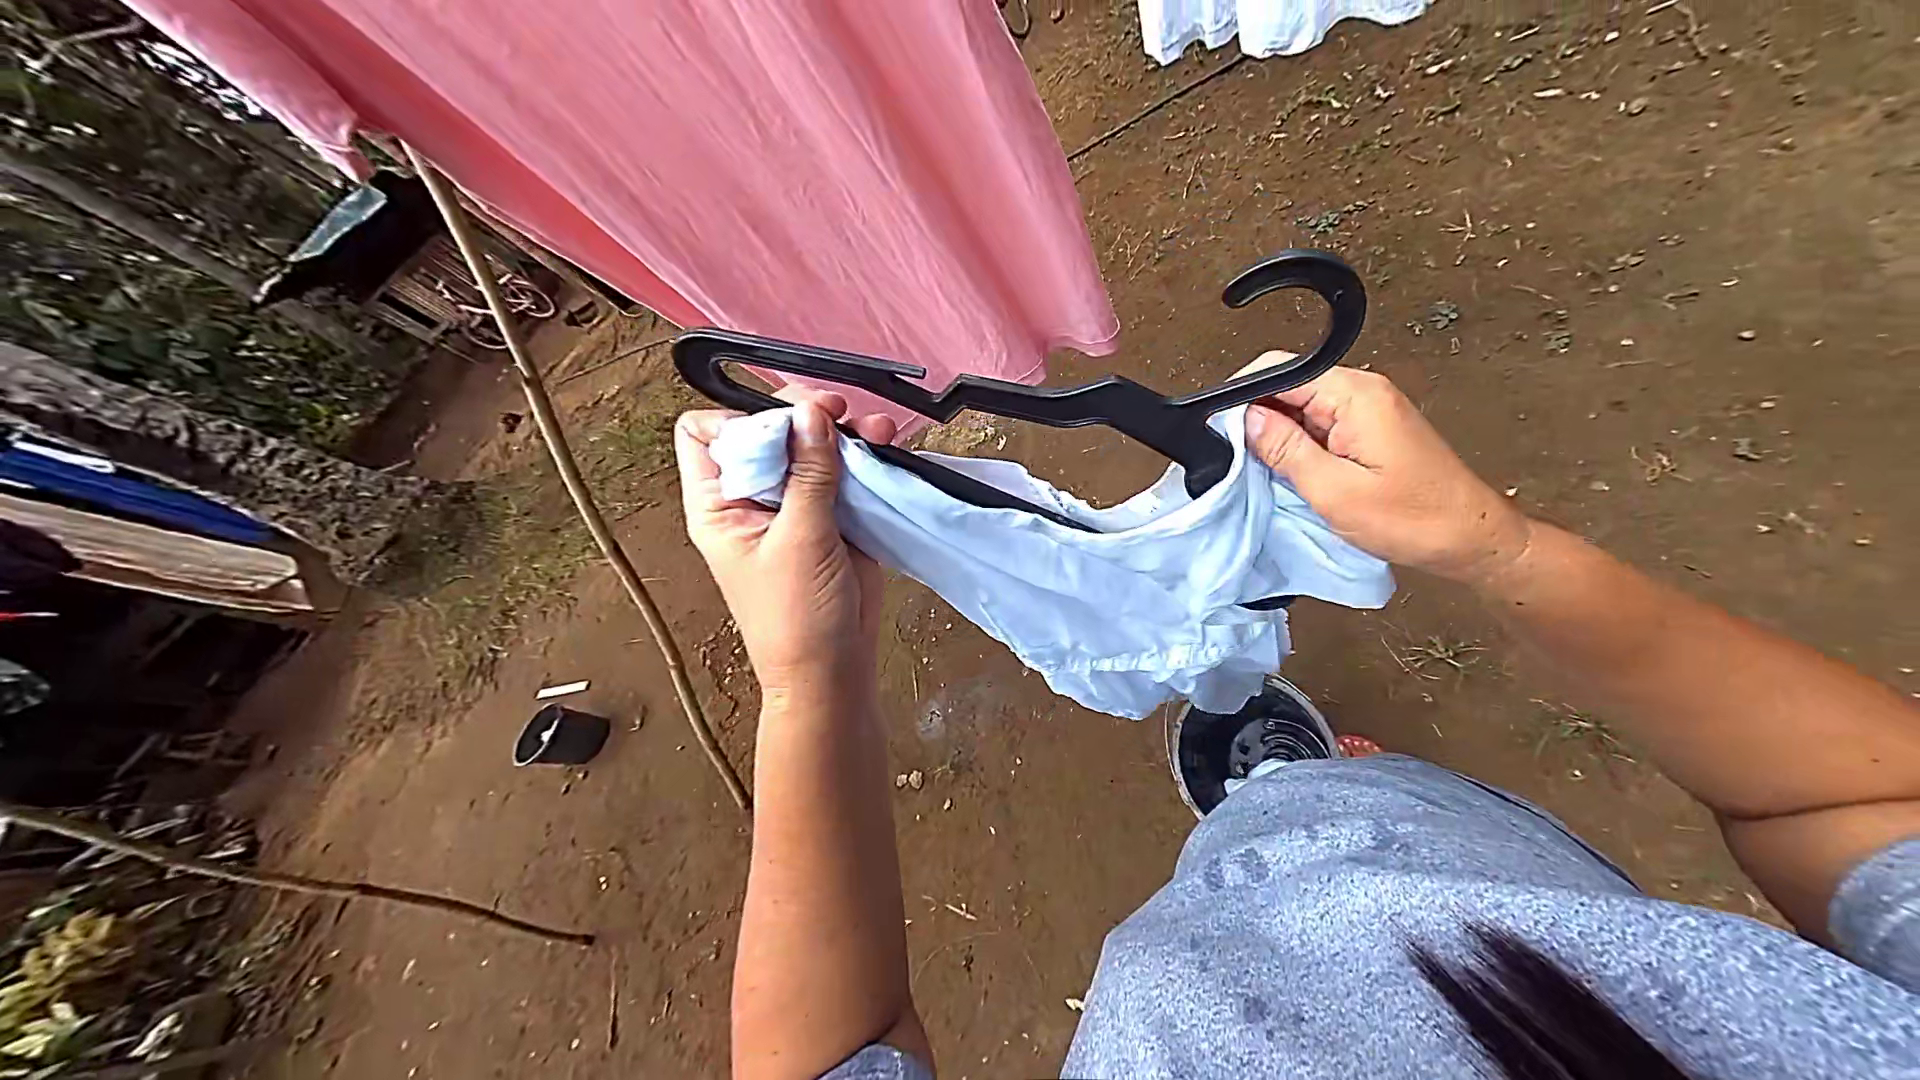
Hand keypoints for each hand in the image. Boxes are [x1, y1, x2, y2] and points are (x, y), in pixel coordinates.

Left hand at [674, 388, 898, 701]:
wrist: (834, 667)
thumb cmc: (796, 620)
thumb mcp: (800, 541)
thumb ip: (809, 475)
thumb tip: (811, 414)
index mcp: (720, 505)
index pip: (709, 435)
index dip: (743, 421)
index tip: (786, 427)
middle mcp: (754, 500)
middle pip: (768, 433)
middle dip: (802, 418)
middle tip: (835, 413)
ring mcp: (795, 507)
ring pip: (811, 449)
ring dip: (841, 434)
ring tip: (872, 430)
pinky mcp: (832, 517)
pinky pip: (844, 474)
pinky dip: (863, 458)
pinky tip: (882, 446)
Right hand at [1240, 355, 1532, 585]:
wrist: (1468, 539)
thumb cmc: (1414, 519)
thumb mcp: (1334, 490)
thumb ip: (1285, 449)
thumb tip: (1246, 418)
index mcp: (1356, 396)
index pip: (1280, 370)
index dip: (1243, 396)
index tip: (1223, 430)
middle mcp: (1361, 392)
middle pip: (1285, 385)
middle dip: (1256, 418)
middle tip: (1245, 459)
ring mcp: (1363, 409)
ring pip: (1295, 407)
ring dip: (1275, 436)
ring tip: (1271, 471)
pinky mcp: (1363, 428)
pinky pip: (1312, 425)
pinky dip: (1293, 446)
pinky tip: (1291, 472)